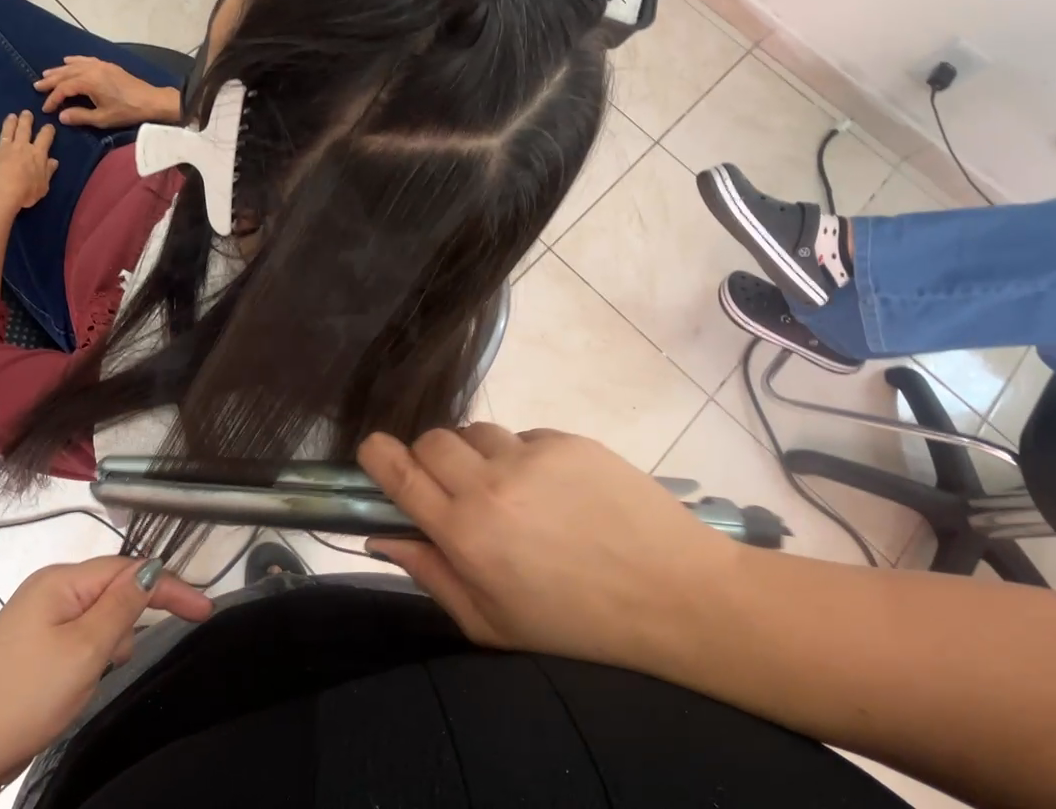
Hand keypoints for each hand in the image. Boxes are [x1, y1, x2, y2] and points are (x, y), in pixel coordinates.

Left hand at [0, 110, 56, 213]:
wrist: (2, 191)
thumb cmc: (27, 191)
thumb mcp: (43, 185)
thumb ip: (48, 172)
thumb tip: (53, 161)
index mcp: (37, 153)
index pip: (45, 137)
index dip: (48, 130)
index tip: (49, 126)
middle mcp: (20, 147)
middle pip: (24, 129)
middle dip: (26, 120)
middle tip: (26, 113)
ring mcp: (3, 149)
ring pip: (6, 132)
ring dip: (9, 123)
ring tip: (11, 116)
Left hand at [0, 557, 211, 785]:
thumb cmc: (26, 694)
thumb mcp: (84, 650)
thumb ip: (122, 607)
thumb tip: (151, 568)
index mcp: (60, 581)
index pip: (127, 569)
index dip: (168, 584)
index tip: (207, 609)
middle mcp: (46, 591)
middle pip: (111, 587)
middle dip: (139, 611)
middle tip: (174, 632)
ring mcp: (34, 621)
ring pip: (96, 616)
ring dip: (115, 636)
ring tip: (106, 670)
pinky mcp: (29, 651)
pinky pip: (78, 637)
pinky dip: (94, 652)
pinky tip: (90, 677)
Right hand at [34, 56, 181, 127]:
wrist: (150, 101)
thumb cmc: (126, 111)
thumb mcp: (102, 118)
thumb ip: (80, 116)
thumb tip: (61, 116)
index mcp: (89, 82)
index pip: (64, 89)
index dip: (53, 99)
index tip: (46, 108)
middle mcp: (91, 69)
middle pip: (65, 73)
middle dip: (50, 80)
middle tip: (37, 86)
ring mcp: (100, 65)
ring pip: (74, 66)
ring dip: (59, 70)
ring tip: (46, 74)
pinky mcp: (107, 66)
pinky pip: (85, 60)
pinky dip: (74, 61)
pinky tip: (68, 61)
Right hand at [360, 424, 742, 668]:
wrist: (679, 598)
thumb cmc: (577, 625)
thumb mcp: (491, 623)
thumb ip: (430, 575)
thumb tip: (380, 537)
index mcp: (464, 533)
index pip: (395, 469)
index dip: (375, 455)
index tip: (376, 457)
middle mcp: (489, 485)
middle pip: (429, 440)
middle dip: (429, 458)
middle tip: (456, 489)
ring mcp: (531, 457)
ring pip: (475, 431)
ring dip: (477, 455)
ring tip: (511, 489)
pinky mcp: (569, 441)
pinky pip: (524, 435)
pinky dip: (525, 456)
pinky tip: (555, 490)